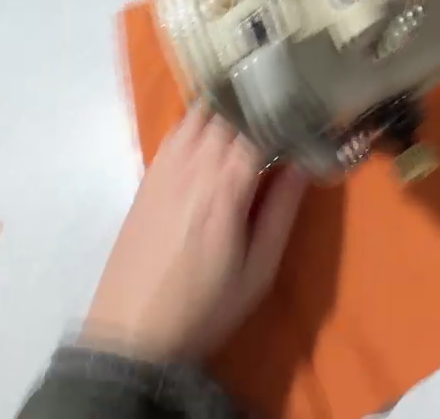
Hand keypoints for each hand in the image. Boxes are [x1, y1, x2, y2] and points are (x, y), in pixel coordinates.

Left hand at [83, 108, 305, 361]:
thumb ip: (283, 210)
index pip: (260, 128)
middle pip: (231, 113)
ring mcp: (166, 169)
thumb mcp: (259, 270)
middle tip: (287, 102)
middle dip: (261, 104)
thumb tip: (304, 162)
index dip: (286, 113)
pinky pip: (177, 130)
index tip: (308, 109)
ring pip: (201, 114)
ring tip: (255, 105)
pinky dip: (201, 118)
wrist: (130, 337)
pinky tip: (216, 123)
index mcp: (226, 188)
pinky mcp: (148, 177)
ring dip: (230, 105)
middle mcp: (195, 167)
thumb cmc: (204, 306)